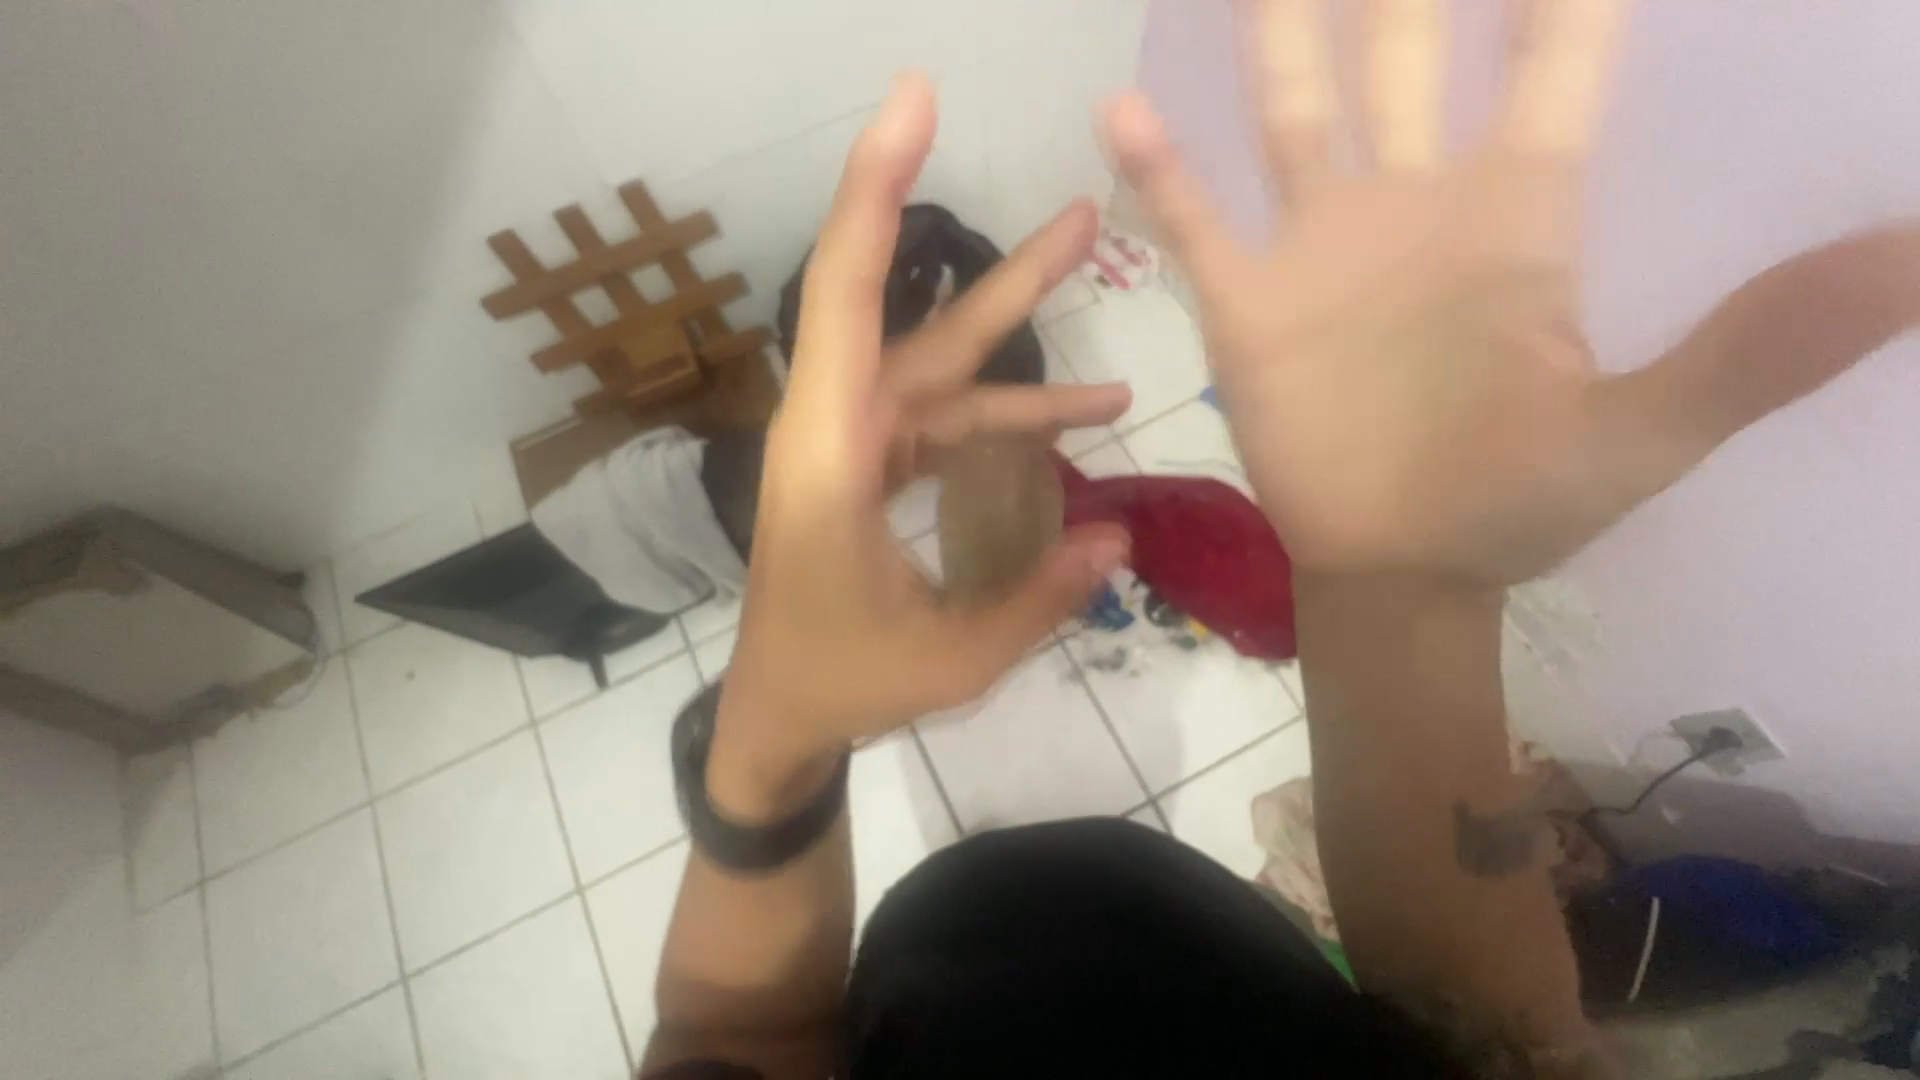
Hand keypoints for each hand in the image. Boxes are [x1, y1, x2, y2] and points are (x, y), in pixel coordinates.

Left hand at [719, 75, 1131, 769]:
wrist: (780, 715)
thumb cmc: (843, 682)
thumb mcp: (951, 655)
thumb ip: (1037, 596)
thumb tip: (1118, 536)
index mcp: (829, 454)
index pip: (844, 296)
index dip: (875, 193)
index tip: (914, 106)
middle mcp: (836, 431)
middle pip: (918, 327)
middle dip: (1005, 275)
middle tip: (1080, 212)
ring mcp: (853, 451)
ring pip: (941, 376)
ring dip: (1019, 347)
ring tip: (1107, 327)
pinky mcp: (869, 475)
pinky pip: (942, 427)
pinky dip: (1002, 422)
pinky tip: (1070, 425)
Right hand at [1105, 0, 1918, 584]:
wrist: (1399, 565)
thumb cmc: (1518, 502)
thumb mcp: (1646, 431)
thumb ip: (1762, 343)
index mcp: (1520, 211)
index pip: (1560, 47)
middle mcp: (1414, 205)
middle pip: (1408, 47)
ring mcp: (1317, 250)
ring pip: (1292, 112)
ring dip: (1276, 34)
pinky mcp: (1245, 305)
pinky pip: (1194, 219)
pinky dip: (1158, 167)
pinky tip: (1119, 108)